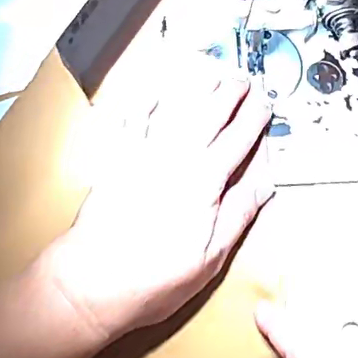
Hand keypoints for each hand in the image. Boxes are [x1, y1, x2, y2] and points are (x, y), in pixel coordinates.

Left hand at [40, 71, 273, 340]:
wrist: (92, 281)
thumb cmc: (151, 277)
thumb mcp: (210, 257)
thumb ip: (238, 214)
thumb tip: (262, 185)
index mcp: (204, 183)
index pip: (238, 139)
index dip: (255, 118)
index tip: (264, 103)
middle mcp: (176, 159)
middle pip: (211, 115)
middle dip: (231, 94)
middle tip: (242, 81)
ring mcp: (145, 155)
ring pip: (178, 111)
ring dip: (197, 90)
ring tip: (211, 76)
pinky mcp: (118, 159)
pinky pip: (133, 121)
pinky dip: (145, 103)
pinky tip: (153, 92)